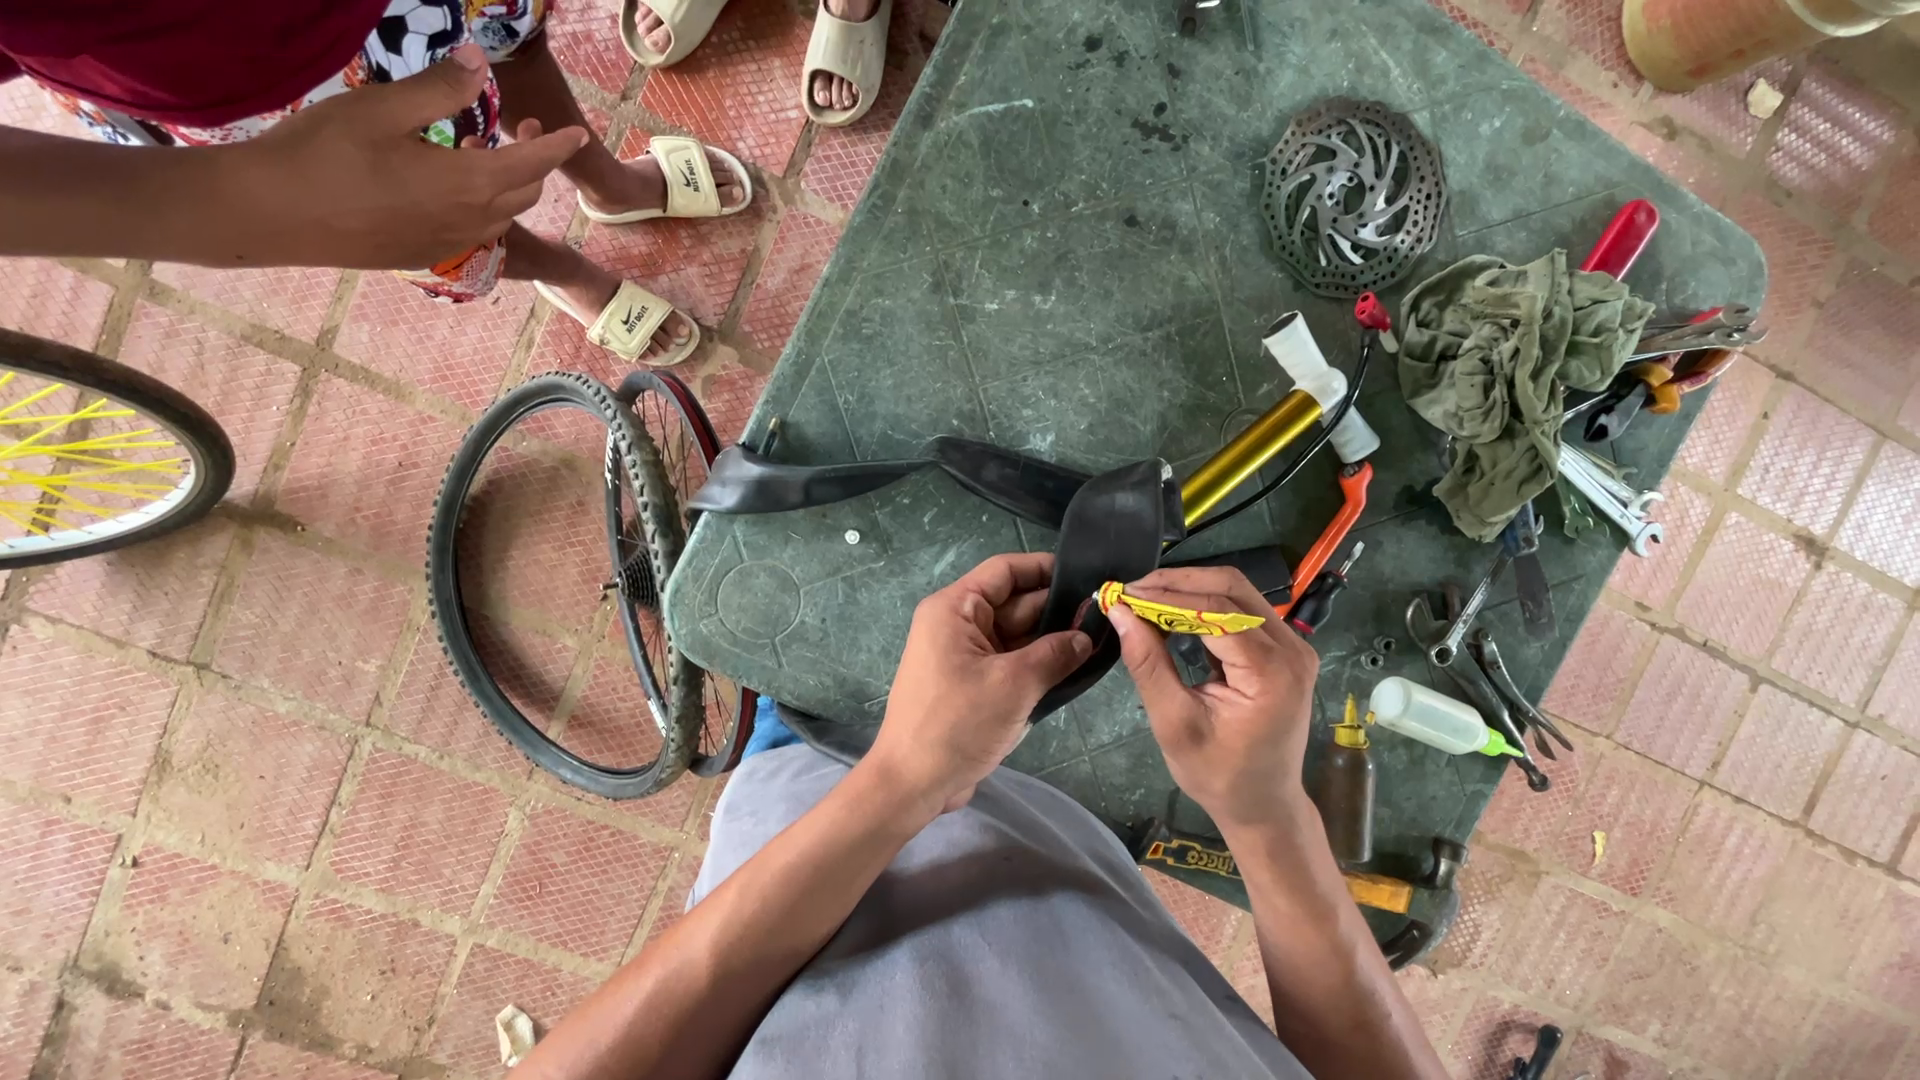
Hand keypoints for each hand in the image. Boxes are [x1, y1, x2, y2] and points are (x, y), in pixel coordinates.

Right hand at [218, 43, 588, 268]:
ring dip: (505, 183)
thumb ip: (439, 89)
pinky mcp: (430, 253)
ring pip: (503, 214)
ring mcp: (453, 242)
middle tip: (524, 129)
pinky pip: (476, 230)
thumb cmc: (323, 153)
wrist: (273, 215)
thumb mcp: (382, 108)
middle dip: (536, 162)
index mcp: (470, 184)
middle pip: (526, 192)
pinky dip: (482, 205)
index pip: (534, 164)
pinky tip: (449, 184)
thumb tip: (478, 61)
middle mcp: (474, 220)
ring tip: (477, 148)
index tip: (577, 134)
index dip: (559, 146)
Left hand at [865, 553, 1092, 814]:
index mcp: (955, 609)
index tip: (1088, 575)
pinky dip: (1040, 666)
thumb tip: (1087, 636)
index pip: (1005, 571)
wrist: (913, 784)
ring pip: (1018, 636)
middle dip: (1058, 610)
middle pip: (1016, 604)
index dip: (1046, 568)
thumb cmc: (956, 724)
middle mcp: (959, 625)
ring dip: (1053, 641)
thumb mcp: (1013, 684)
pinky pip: (1012, 664)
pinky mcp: (974, 685)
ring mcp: (966, 657)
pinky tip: (1077, 669)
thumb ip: (1055, 653)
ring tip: (1103, 640)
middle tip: (1108, 616)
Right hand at [1108, 566, 1319, 832]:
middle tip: (1131, 592)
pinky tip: (1171, 612)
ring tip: (1144, 599)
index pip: (1215, 612)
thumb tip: (1120, 613)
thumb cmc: (1218, 774)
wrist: (1263, 803)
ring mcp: (1293, 645)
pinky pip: (1242, 609)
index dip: (1166, 597)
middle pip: (1231, 588)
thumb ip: (1148, 664)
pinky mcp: (1284, 648)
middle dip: (1176, 583)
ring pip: (1237, 592)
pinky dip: (1203, 604)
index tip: (1122, 595)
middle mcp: (1292, 648)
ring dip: (1189, 590)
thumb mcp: (1174, 723)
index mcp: (1272, 672)